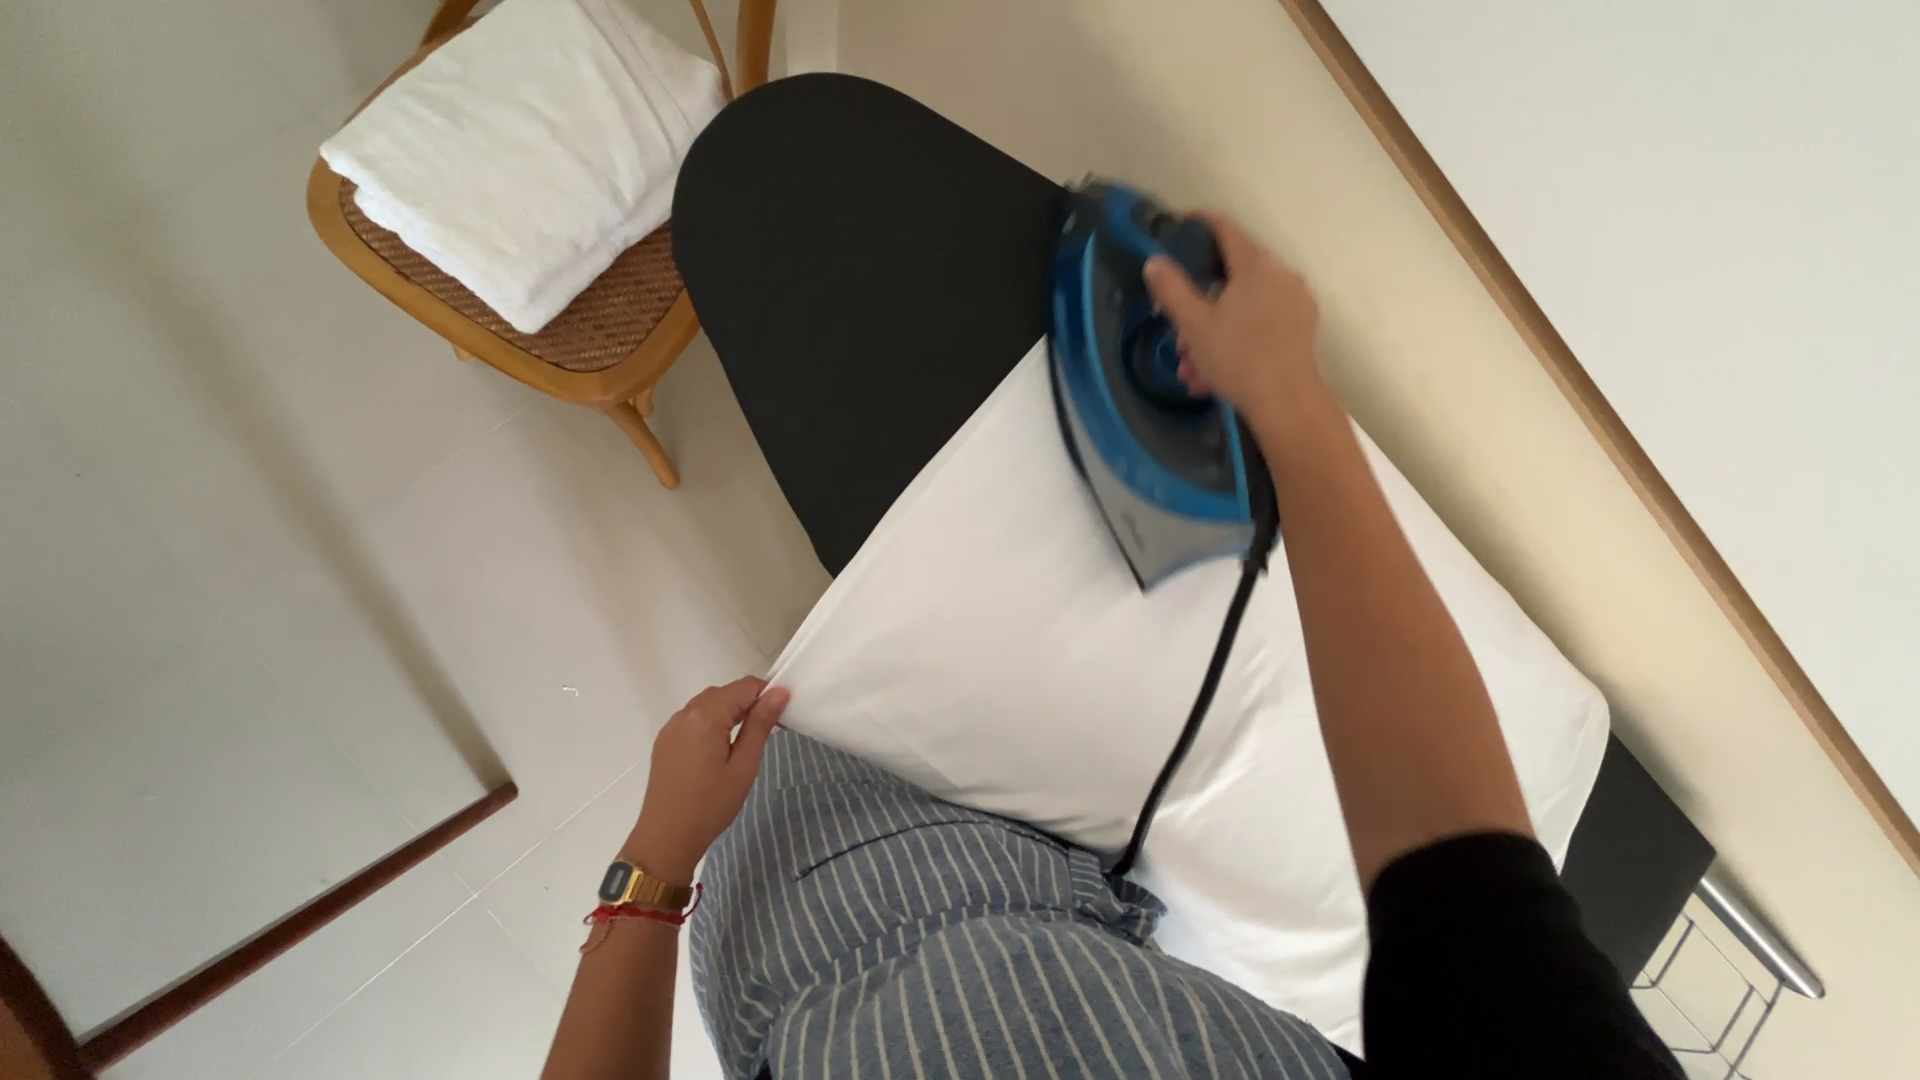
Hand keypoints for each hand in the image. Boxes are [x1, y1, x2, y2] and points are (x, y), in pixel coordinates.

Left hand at [622, 677, 789, 883]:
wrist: (666, 838)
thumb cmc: (711, 805)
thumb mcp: (744, 765)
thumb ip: (760, 724)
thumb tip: (779, 692)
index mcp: (706, 716)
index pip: (744, 687)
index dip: (766, 694)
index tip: (780, 716)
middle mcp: (685, 714)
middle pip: (724, 692)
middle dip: (747, 703)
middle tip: (766, 731)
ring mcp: (671, 727)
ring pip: (706, 704)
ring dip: (728, 711)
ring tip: (743, 740)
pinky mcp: (664, 741)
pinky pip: (692, 719)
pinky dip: (710, 722)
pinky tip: (718, 748)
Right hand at [1143, 212, 1325, 430]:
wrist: (1287, 402)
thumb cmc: (1237, 358)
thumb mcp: (1194, 325)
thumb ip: (1172, 289)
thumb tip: (1155, 261)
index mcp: (1255, 265)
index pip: (1224, 229)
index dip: (1199, 224)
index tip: (1178, 228)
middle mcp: (1281, 274)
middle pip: (1231, 275)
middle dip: (1198, 304)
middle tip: (1177, 332)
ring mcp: (1295, 300)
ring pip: (1243, 306)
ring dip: (1212, 332)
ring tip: (1192, 369)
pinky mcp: (1302, 327)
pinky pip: (1260, 323)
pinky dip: (1235, 339)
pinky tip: (1216, 373)